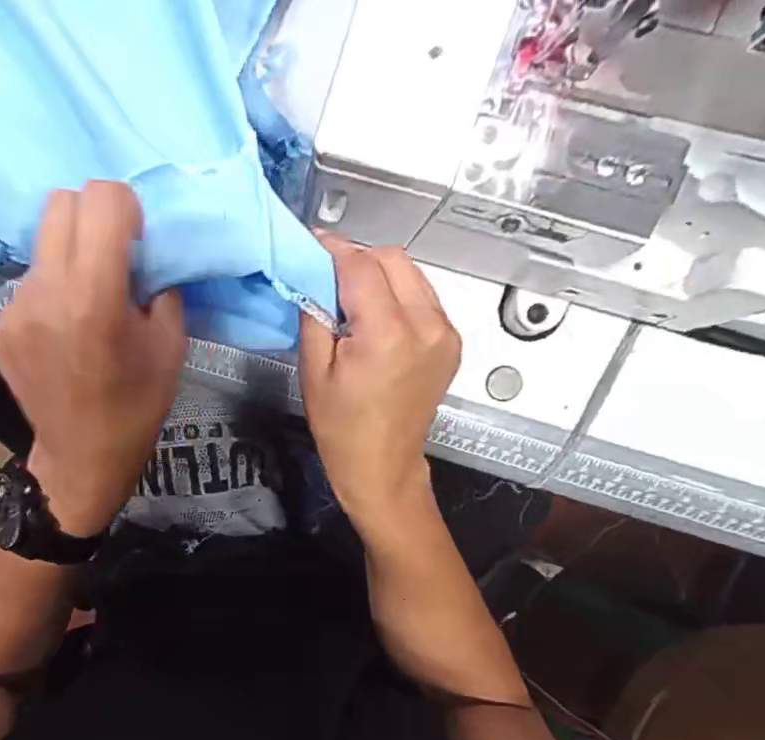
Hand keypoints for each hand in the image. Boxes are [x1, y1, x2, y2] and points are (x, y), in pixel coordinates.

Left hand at [0, 181, 185, 536]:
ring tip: (85, 309)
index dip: (126, 209)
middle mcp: (46, 291)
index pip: (101, 198)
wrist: (84, 458)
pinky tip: (63, 337)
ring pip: (42, 246)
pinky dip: (50, 298)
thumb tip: (147, 258)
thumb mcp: (170, 348)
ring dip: (69, 260)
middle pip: (61, 202)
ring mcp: (14, 309)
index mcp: (94, 295)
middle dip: (93, 218)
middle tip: (112, 259)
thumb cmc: (137, 407)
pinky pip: (27, 287)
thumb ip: (161, 289)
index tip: (137, 241)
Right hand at [298, 234, 459, 535]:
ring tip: (352, 301)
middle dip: (357, 259)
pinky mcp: (451, 342)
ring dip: (380, 274)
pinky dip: (399, 294)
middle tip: (329, 277)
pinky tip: (377, 317)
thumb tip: (313, 274)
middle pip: (391, 258)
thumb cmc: (343, 430)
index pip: (360, 265)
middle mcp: (426, 326)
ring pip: (411, 273)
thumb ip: (314, 311)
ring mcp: (445, 334)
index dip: (333, 250)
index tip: (312, 248)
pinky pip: (424, 297)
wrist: (383, 467)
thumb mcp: (314, 370)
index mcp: (388, 334)